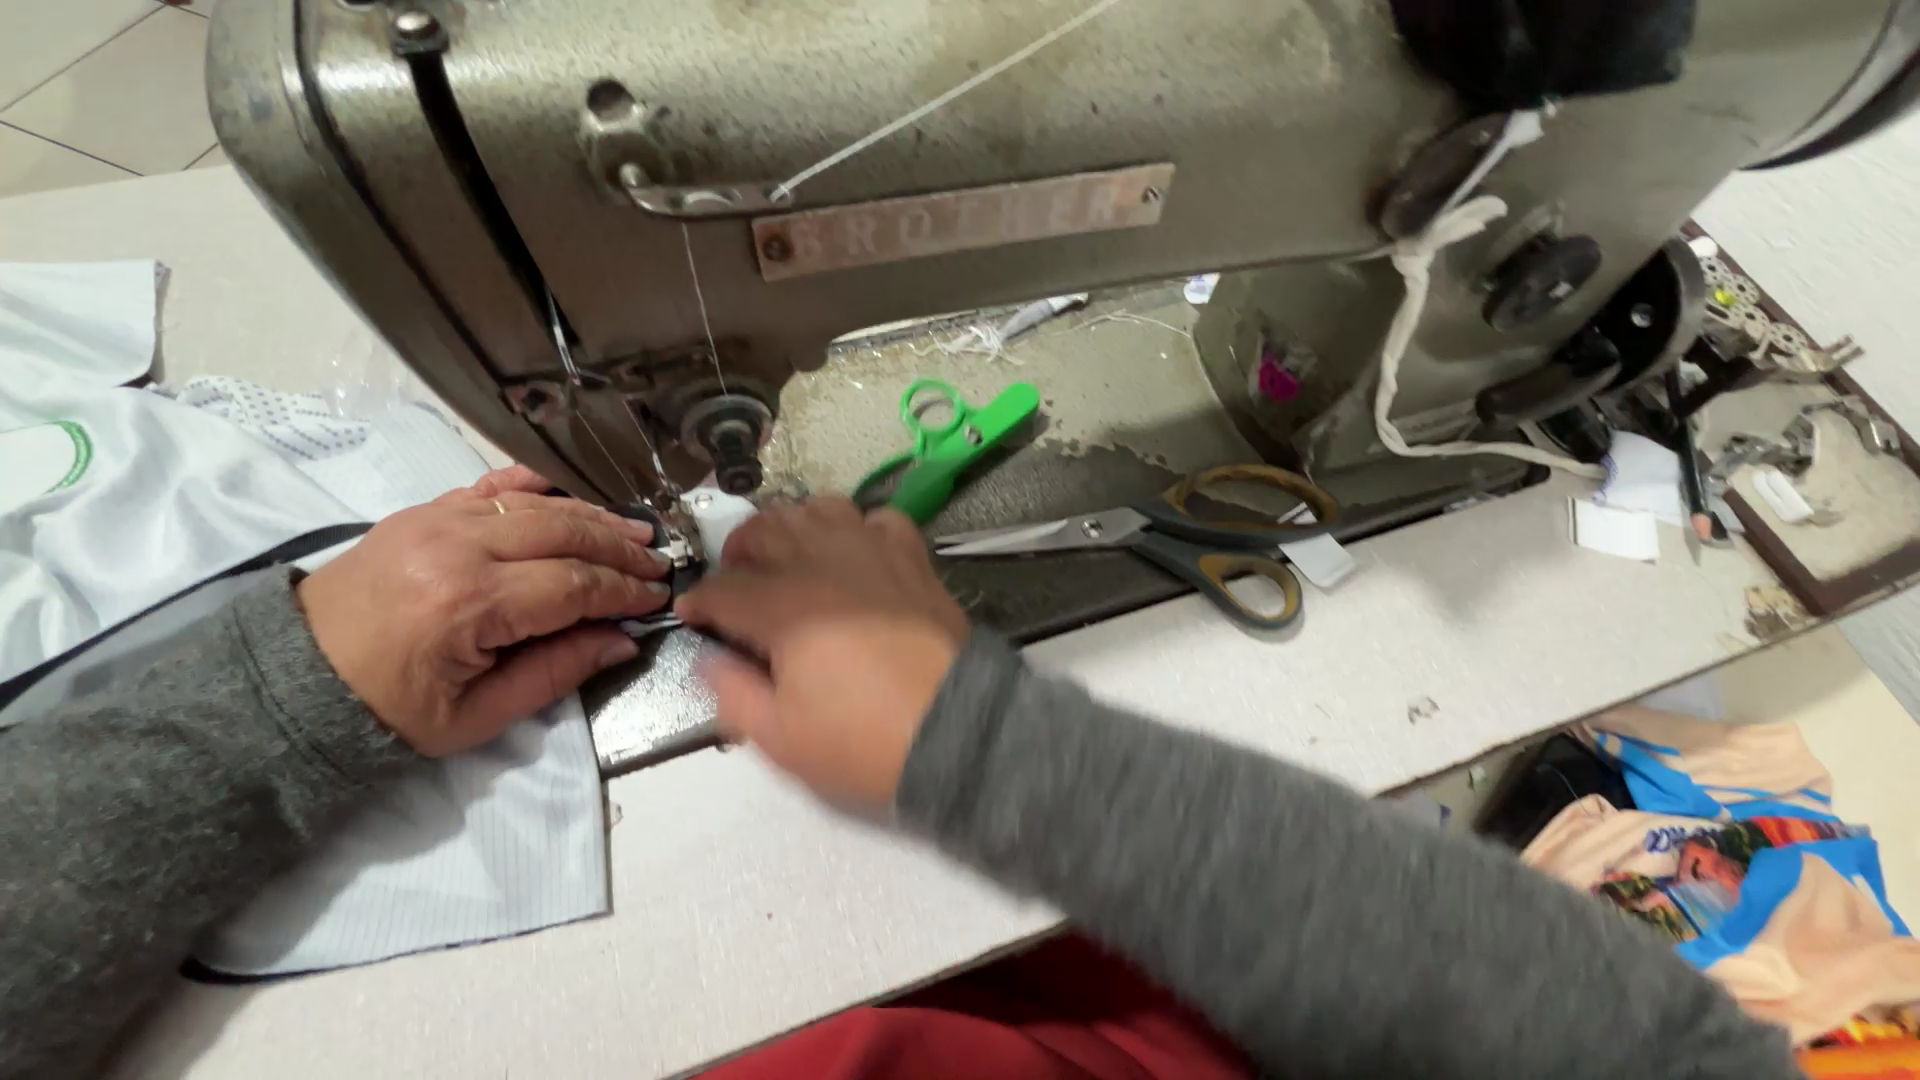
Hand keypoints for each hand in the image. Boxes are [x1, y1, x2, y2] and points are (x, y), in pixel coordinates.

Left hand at [297, 465, 669, 756]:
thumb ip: (557, 672)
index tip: (658, 598)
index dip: (624, 590)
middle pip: (565, 534)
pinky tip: (573, 492)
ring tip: (635, 530)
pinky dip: (538, 485)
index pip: (574, 585)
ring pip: (538, 506)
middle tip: (658, 563)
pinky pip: (492, 486)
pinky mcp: (422, 511)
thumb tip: (623, 639)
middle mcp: (456, 547)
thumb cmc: (388, 710)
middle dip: (620, 549)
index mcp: (469, 603)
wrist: (292, 681)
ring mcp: (436, 520)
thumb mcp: (478, 715)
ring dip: (594, 517)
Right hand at [676, 497, 967, 813]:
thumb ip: (732, 693)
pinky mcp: (912, 558)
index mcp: (783, 608)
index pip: (724, 588)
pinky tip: (853, 553)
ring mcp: (873, 553)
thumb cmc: (864, 740)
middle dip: (739, 550)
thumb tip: (709, 659)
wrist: (953, 730)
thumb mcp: (781, 737)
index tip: (693, 614)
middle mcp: (824, 564)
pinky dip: (858, 527)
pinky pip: (879, 518)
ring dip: (793, 525)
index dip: (700, 600)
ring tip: (789, 556)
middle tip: (737, 580)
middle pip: (766, 529)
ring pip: (819, 508)